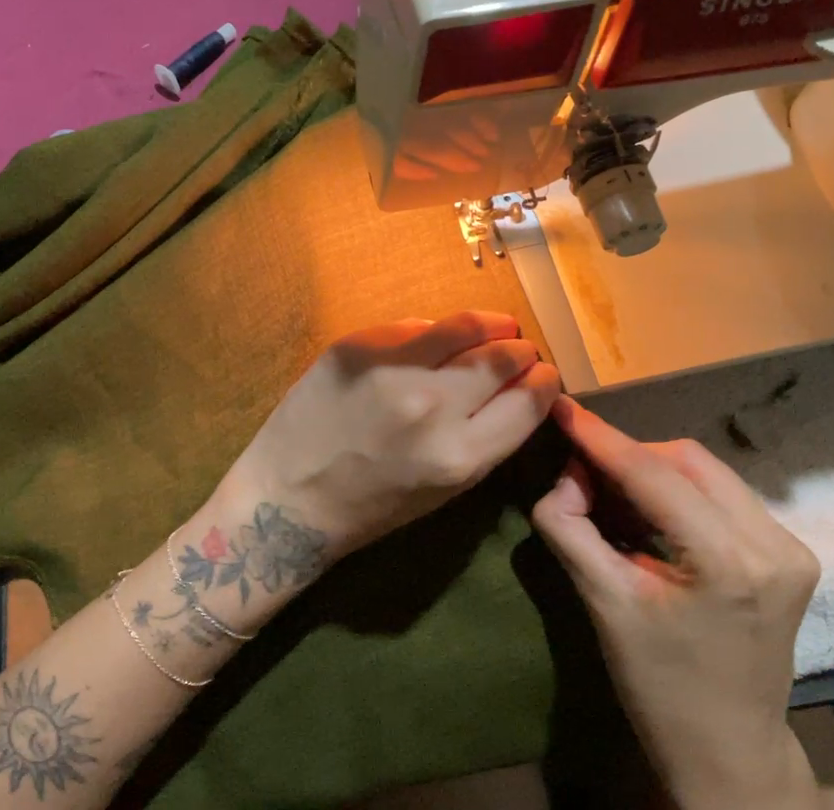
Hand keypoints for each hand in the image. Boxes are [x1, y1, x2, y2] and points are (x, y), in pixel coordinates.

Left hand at [218, 311, 561, 561]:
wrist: (289, 499)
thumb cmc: (371, 508)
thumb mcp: (446, 490)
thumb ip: (486, 439)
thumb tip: (516, 389)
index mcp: (461, 456)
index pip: (529, 399)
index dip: (544, 382)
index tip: (542, 376)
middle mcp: (433, 406)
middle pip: (501, 358)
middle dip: (519, 352)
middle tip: (518, 351)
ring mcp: (391, 369)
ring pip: (461, 326)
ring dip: (487, 325)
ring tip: (493, 328)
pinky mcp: (355, 347)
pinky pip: (412, 326)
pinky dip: (432, 332)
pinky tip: (434, 339)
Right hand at [531, 399, 823, 809]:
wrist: (727, 748)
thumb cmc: (658, 685)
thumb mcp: (602, 603)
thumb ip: (569, 528)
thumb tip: (566, 476)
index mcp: (729, 562)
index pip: (653, 474)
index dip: (600, 437)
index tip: (561, 407)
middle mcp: (773, 544)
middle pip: (686, 459)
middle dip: (628, 455)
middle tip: (583, 475)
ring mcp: (791, 547)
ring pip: (708, 471)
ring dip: (654, 470)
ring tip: (613, 495)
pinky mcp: (792, 553)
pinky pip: (724, 494)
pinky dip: (680, 491)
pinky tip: (653, 516)